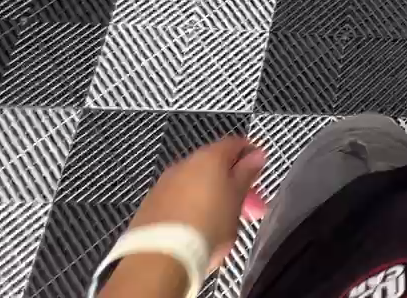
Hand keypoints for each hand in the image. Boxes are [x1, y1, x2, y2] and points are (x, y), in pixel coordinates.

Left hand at [128, 135, 269, 273]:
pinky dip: (189, 209)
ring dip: (210, 197)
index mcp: (210, 156)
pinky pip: (177, 201)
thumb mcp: (237, 199)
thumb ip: (247, 173)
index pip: (236, 144)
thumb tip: (256, 154)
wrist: (158, 261)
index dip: (251, 157)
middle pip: (215, 166)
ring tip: (219, 223)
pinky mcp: (148, 208)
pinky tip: (194, 230)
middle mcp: (185, 163)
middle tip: (245, 206)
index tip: (258, 175)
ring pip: (195, 185)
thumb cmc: (207, 225)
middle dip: (232, 183)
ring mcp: (163, 185)